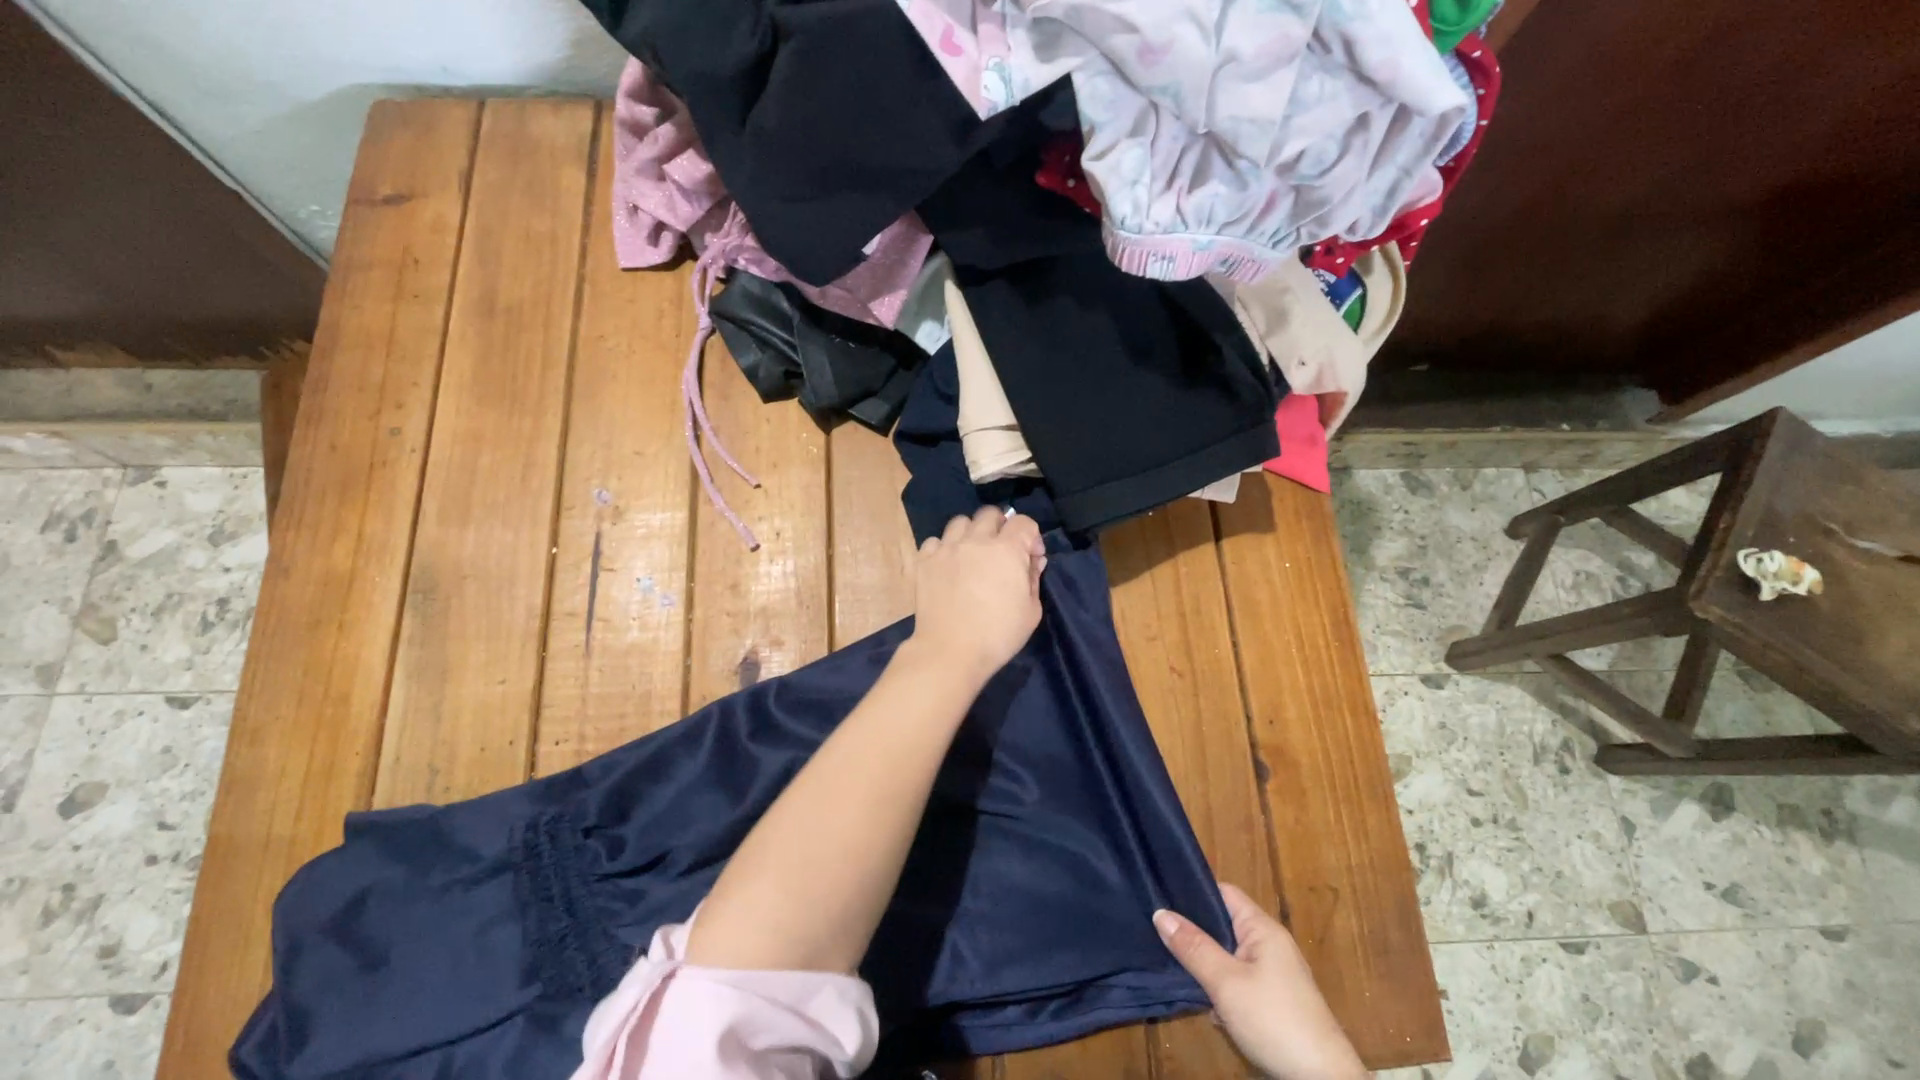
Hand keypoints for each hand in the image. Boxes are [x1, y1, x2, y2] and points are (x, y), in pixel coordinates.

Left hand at [908, 508, 1045, 682]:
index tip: (1031, 558)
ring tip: (973, 554)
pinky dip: (944, 548)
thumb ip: (1033, 579)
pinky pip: (935, 541)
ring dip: (971, 533)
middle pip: (990, 514)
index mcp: (1006, 550)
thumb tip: (1033, 561)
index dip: (1031, 537)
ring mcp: (946, 549)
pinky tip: (949, 566)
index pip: (1023, 522)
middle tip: (1002, 550)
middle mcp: (975, 541)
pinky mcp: (924, 561)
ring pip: (960, 522)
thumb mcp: (1031, 611)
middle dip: (1001, 527)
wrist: (950, 651)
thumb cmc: (998, 635)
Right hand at [1154, 883, 1366, 1079]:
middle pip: (1223, 925)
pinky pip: (1236, 981)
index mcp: (1262, 929)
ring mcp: (1272, 975)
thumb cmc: (1273, 1020)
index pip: (1224, 893)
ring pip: (1227, 956)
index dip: (1193, 890)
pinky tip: (1199, 1000)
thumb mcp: (1226, 982)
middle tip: (1153, 930)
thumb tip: (1160, 912)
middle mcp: (1269, 945)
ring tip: (1166, 962)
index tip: (1157, 893)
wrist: (1320, 1079)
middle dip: (1192, 930)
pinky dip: (1218, 987)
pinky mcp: (1271, 1001)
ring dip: (1203, 963)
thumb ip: (1193, 947)